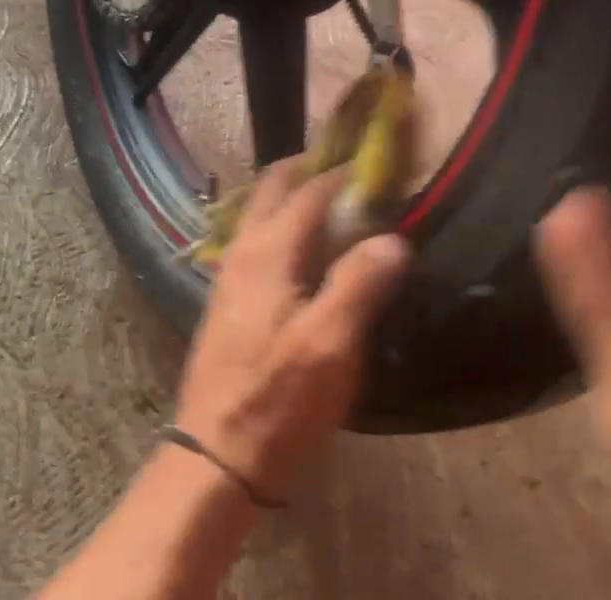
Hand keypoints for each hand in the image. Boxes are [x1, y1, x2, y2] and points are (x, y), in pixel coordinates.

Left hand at [173, 160, 409, 502]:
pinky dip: (283, 227)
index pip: (307, 192)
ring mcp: (229, 275)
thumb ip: (358, 285)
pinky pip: (256, 242)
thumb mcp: (330, 345)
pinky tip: (308, 250)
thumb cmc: (279, 398)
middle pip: (271, 190)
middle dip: (308, 170)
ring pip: (259, 214)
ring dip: (293, 197)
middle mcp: (241, 252)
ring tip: (339, 201)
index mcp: (266, 252)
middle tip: (353, 167)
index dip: (342, 172)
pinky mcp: (229, 301)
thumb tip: (391, 236)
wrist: (219, 450)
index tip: (380, 160)